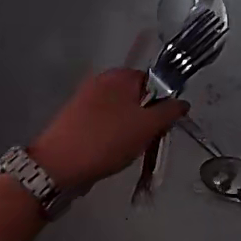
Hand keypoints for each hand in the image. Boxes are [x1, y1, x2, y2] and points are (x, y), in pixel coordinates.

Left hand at [27, 69, 187, 191]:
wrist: (59, 164)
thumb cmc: (107, 140)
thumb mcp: (148, 126)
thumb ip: (169, 112)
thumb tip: (182, 103)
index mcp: (119, 76)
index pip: (154, 82)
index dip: (163, 103)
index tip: (163, 125)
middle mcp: (102, 81)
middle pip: (137, 97)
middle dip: (146, 119)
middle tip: (146, 140)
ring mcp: (86, 99)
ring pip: (121, 113)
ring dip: (130, 131)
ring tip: (128, 150)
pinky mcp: (76, 118)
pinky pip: (105, 124)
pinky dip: (112, 136)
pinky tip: (110, 152)